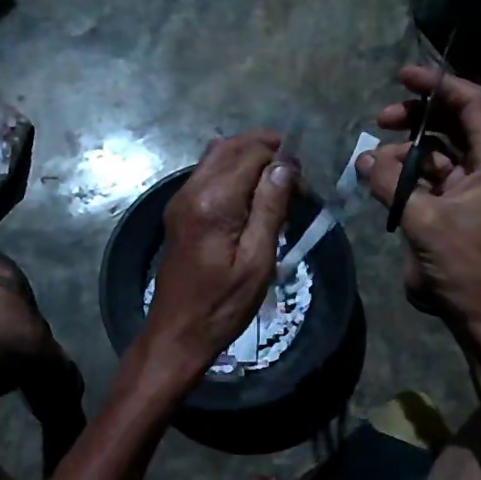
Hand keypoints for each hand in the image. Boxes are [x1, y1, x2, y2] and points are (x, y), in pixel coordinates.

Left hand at [144, 131, 298, 373]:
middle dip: (265, 152)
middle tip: (293, 180)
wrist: (177, 333)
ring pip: (216, 156)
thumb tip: (285, 165)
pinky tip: (252, 198)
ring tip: (276, 186)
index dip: (281, 160)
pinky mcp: (179, 211)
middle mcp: (191, 190)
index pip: (251, 154)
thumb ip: (269, 208)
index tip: (303, 187)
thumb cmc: (222, 305)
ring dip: (249, 160)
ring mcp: (180, 199)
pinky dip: (233, 173)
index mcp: (212, 202)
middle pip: (231, 146)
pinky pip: (207, 174)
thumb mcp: (257, 261)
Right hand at [356, 66, 480, 330]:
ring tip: (376, 162)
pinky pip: (431, 175)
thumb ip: (390, 184)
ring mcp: (475, 184)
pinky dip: (407, 173)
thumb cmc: (466, 263)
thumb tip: (364, 158)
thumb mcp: (424, 220)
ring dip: (407, 149)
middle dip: (417, 117)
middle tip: (382, 120)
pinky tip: (383, 179)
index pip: (471, 103)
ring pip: (439, 149)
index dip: (438, 85)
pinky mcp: (459, 204)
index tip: (403, 77)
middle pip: (453, 122)